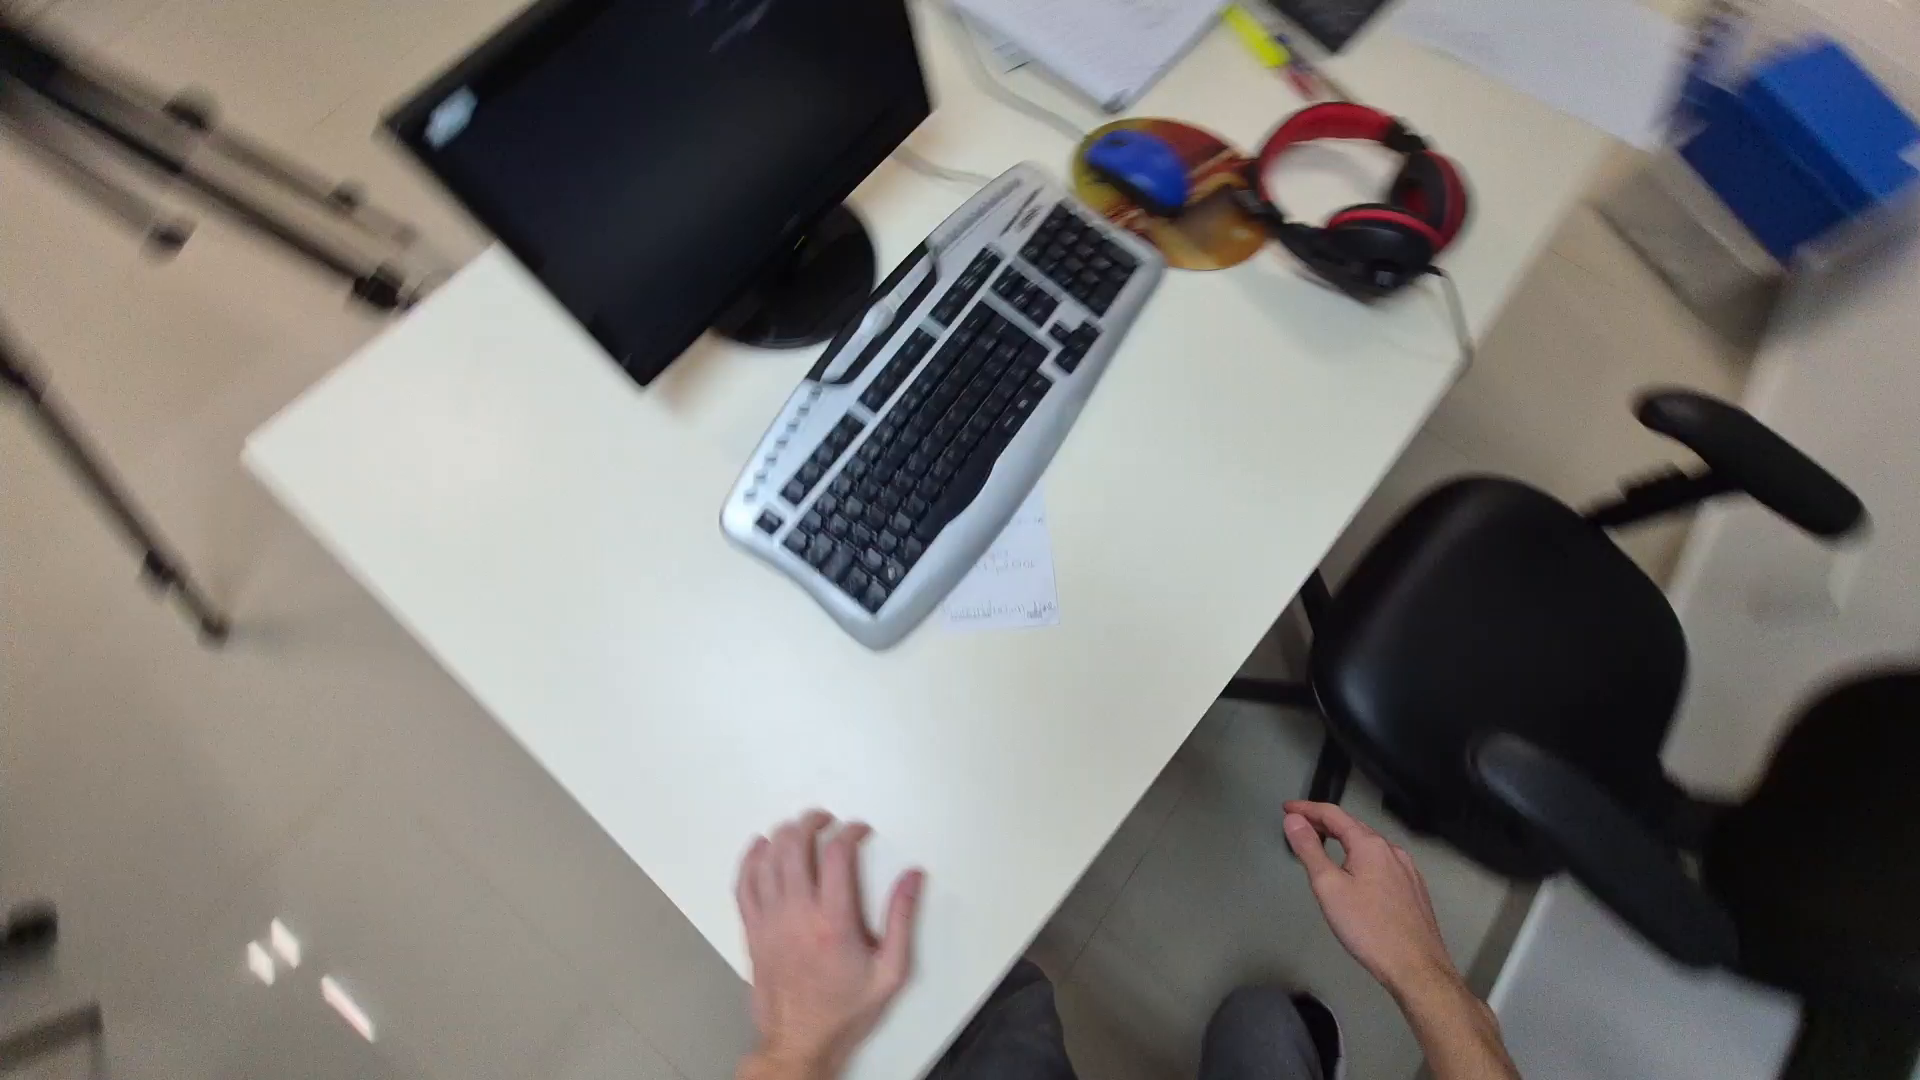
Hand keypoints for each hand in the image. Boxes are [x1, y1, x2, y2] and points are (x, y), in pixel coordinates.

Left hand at [736, 811, 924, 1079]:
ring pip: (768, 859)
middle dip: (812, 822)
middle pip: (795, 845)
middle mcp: (798, 914)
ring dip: (784, 834)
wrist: (799, 1045)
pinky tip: (761, 847)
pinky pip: (744, 884)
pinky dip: (750, 859)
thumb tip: (913, 876)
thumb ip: (902, 919)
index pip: (837, 854)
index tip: (860, 830)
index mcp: (833, 921)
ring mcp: (770, 921)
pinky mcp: (753, 931)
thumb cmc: (846, 1009)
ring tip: (800, 828)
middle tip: (826, 820)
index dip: (850, 831)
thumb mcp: (890, 972)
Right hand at [1283, 801, 1460, 1000]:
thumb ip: (1309, 849)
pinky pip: (1382, 861)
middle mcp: (1392, 852)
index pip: (1333, 814)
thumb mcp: (1328, 886)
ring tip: (1324, 844)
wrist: (1419, 972)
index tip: (1287, 808)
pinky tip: (1356, 872)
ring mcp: (1408, 871)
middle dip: (1324, 822)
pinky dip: (1361, 856)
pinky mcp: (1415, 891)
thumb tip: (1294, 819)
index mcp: (1370, 845)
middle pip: (1353, 826)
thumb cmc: (1368, 927)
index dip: (1307, 808)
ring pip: (1370, 845)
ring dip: (1344, 838)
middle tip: (1300, 825)